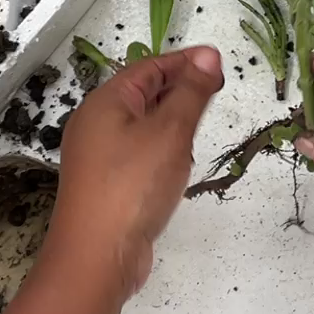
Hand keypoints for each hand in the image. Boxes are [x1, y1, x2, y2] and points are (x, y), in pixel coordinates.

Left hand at [48, 46, 225, 297]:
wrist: (96, 259)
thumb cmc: (132, 187)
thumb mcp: (170, 131)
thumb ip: (191, 92)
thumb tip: (208, 55)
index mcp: (105, 102)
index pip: (150, 67)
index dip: (185, 61)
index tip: (217, 62)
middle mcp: (96, 123)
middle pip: (143, 93)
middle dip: (180, 88)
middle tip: (216, 89)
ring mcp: (98, 156)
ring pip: (141, 123)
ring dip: (172, 119)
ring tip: (201, 122)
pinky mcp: (106, 183)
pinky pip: (138, 151)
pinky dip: (162, 146)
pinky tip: (179, 160)